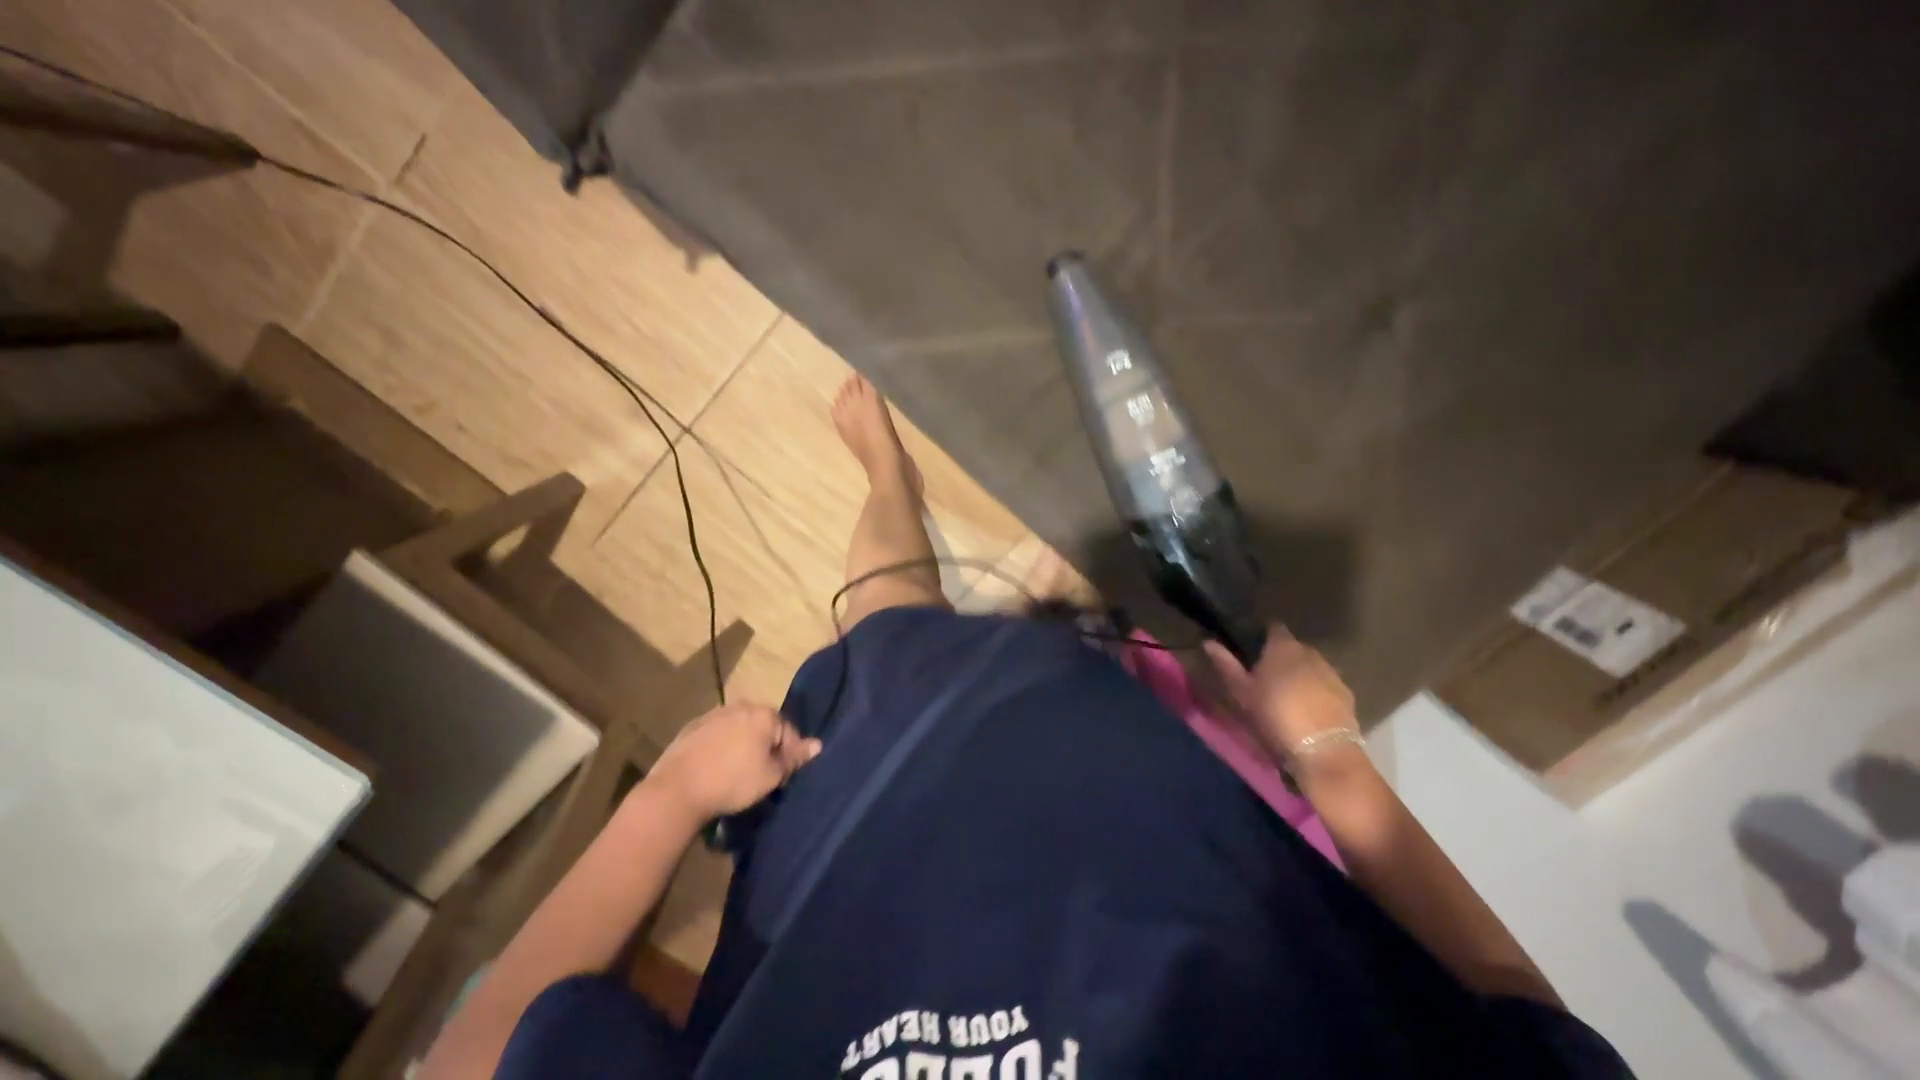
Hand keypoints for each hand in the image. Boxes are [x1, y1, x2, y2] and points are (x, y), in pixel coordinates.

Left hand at [645, 703, 821, 820]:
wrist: (678, 789)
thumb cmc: (733, 782)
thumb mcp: (771, 776)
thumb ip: (794, 758)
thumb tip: (818, 744)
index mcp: (764, 714)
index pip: (789, 732)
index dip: (788, 756)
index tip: (780, 777)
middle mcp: (741, 706)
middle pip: (763, 726)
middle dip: (765, 746)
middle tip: (760, 774)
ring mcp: (714, 714)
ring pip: (739, 728)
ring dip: (743, 744)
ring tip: (736, 772)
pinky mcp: (693, 726)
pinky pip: (717, 734)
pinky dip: (721, 746)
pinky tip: (715, 767)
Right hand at [1204, 629, 1357, 763]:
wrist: (1322, 750)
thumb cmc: (1275, 715)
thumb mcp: (1242, 693)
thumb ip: (1226, 665)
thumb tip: (1208, 642)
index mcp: (1283, 646)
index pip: (1273, 627)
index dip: (1262, 636)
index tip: (1251, 650)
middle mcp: (1311, 652)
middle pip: (1294, 648)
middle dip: (1282, 658)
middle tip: (1266, 678)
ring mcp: (1333, 672)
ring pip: (1312, 667)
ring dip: (1301, 675)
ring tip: (1288, 697)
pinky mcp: (1347, 694)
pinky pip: (1326, 685)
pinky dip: (1317, 692)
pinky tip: (1308, 711)